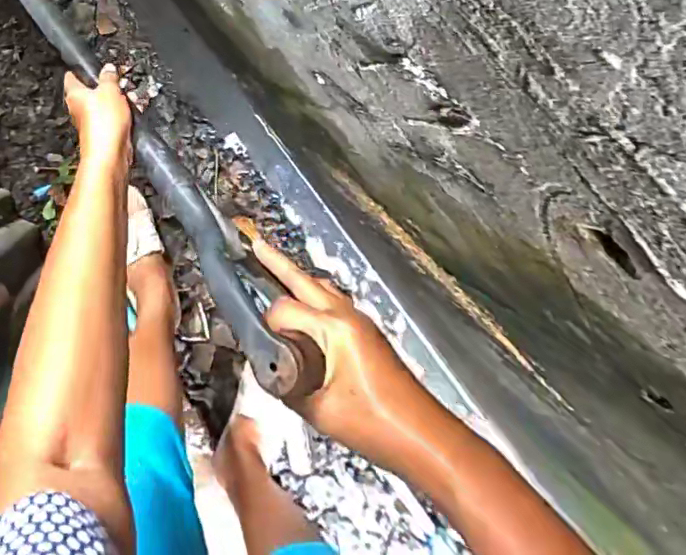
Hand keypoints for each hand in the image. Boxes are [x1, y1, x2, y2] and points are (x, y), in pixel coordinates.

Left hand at [63, 65, 132, 161]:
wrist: (110, 153)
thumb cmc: (102, 123)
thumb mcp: (109, 90)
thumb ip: (109, 77)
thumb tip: (108, 69)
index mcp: (74, 94)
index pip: (71, 77)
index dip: (80, 70)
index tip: (90, 66)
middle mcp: (80, 108)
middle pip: (92, 90)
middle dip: (108, 84)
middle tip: (119, 80)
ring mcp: (93, 120)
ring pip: (106, 103)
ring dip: (119, 98)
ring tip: (130, 95)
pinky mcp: (105, 131)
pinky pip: (115, 116)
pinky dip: (124, 112)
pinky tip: (134, 109)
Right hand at [247, 233, 451, 470]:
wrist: (429, 441)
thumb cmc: (379, 427)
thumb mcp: (318, 410)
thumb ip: (286, 384)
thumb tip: (268, 370)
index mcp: (335, 329)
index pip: (284, 309)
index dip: (266, 323)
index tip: (258, 342)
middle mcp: (348, 317)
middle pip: (304, 279)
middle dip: (277, 261)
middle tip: (256, 245)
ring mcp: (362, 323)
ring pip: (322, 288)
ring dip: (298, 278)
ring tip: (275, 269)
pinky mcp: (369, 335)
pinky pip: (334, 302)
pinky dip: (314, 295)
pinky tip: (305, 309)